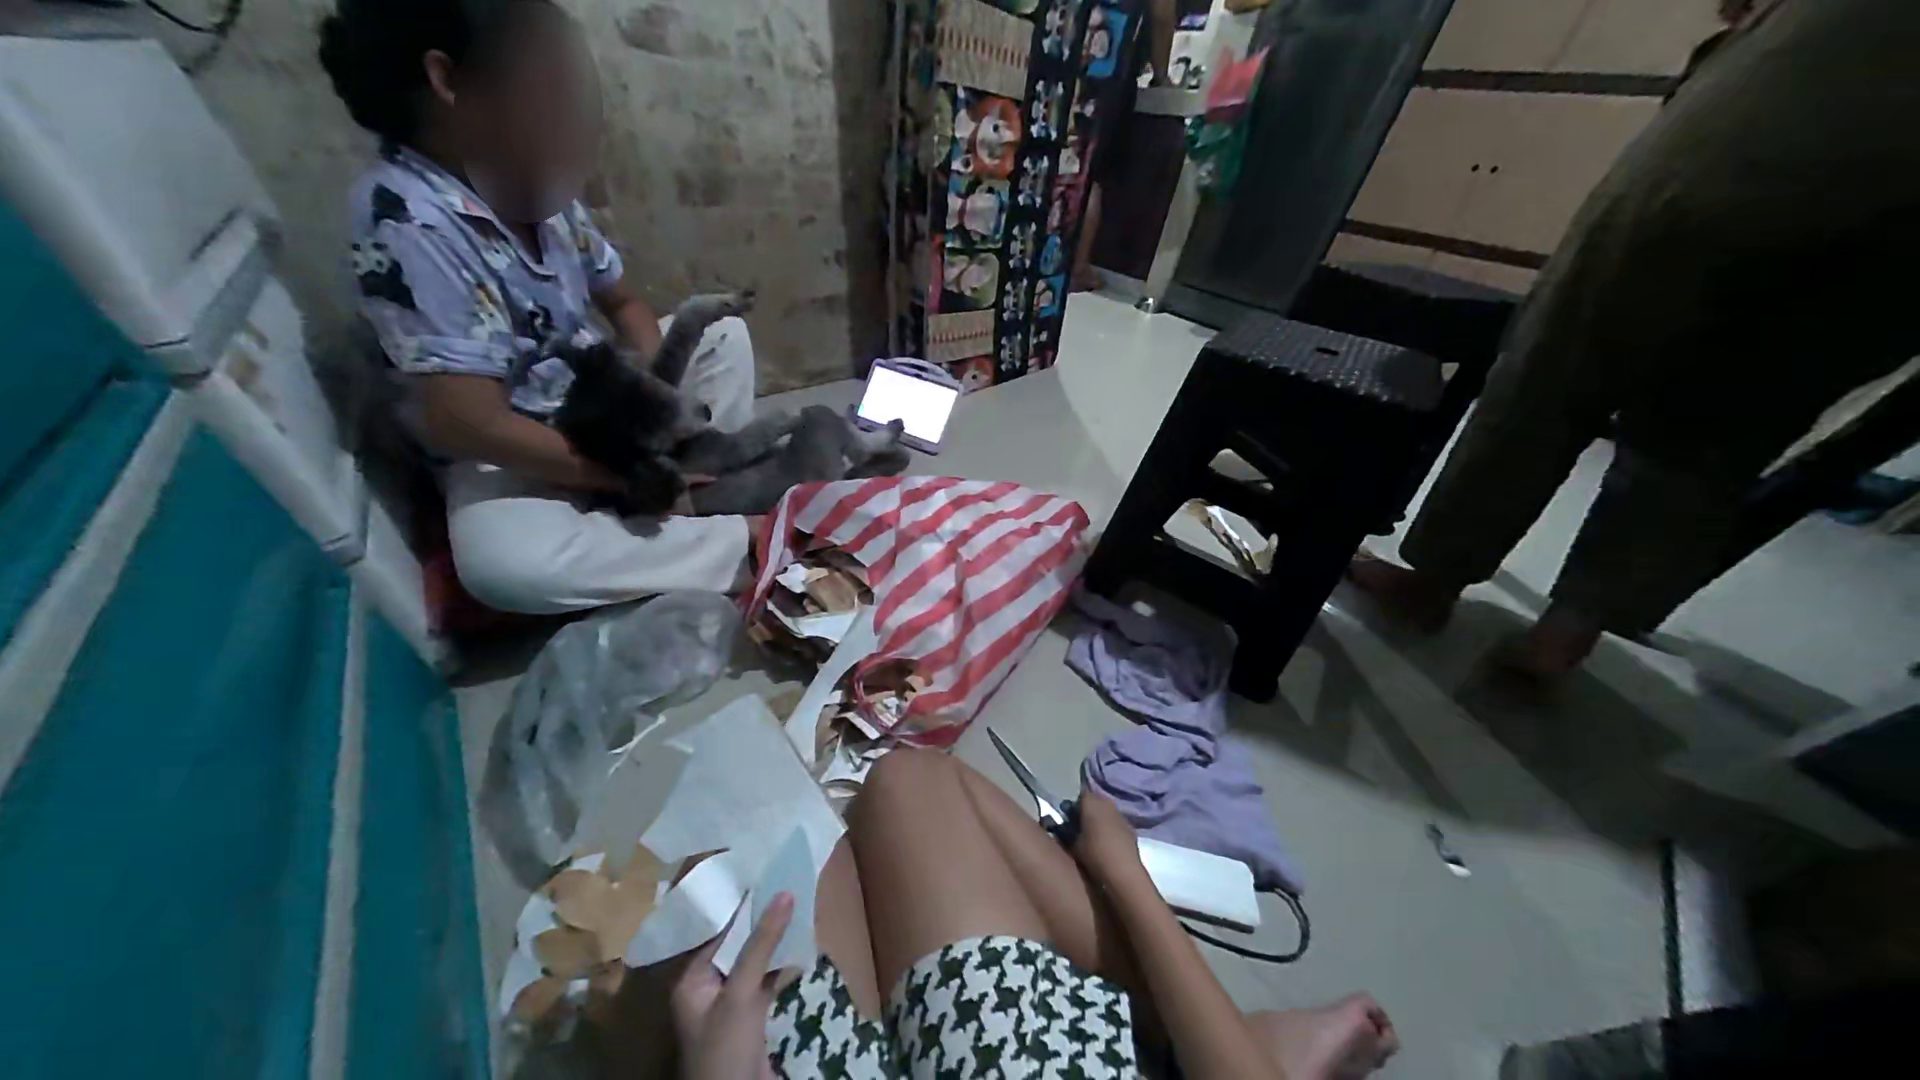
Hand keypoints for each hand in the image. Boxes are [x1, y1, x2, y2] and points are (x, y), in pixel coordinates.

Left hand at [671, 893, 794, 1079]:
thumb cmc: (724, 1049)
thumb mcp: (741, 992)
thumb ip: (762, 943)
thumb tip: (785, 892)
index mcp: (692, 980)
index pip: (718, 932)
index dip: (743, 906)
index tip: (767, 875)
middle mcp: (708, 988)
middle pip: (737, 945)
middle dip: (762, 920)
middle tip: (788, 884)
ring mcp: (730, 1005)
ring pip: (754, 962)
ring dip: (774, 941)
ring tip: (799, 906)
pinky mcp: (751, 1019)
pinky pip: (766, 981)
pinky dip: (781, 965)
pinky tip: (802, 945)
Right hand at [1070, 782, 1144, 882]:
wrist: (1124, 873)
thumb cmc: (1094, 855)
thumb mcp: (1072, 844)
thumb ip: (1065, 831)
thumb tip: (1062, 826)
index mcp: (1091, 802)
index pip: (1079, 793)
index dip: (1072, 802)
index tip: (1066, 813)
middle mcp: (1107, 803)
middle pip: (1094, 800)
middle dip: (1086, 809)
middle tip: (1077, 823)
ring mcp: (1121, 815)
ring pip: (1106, 810)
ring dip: (1099, 817)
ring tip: (1091, 833)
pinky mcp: (1130, 828)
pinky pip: (1116, 822)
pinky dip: (1110, 827)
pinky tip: (1105, 841)